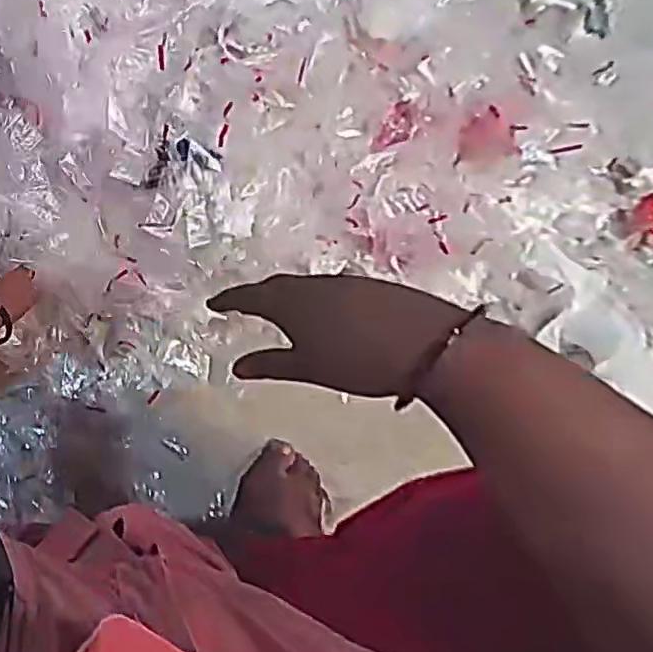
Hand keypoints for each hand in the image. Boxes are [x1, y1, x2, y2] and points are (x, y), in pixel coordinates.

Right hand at [208, 274, 468, 397]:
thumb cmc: (361, 362)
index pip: (249, 296)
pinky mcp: (373, 287)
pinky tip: (327, 313)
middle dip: (257, 295)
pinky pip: (331, 288)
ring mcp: (345, 283)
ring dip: (289, 295)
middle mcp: (312, 285)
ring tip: (283, 309)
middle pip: (276, 286)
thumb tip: (238, 367)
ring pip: (305, 286)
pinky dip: (317, 298)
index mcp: (289, 303)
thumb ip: (272, 365)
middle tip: (243, 304)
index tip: (215, 303)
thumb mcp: (310, 368)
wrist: (436, 347)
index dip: (230, 300)